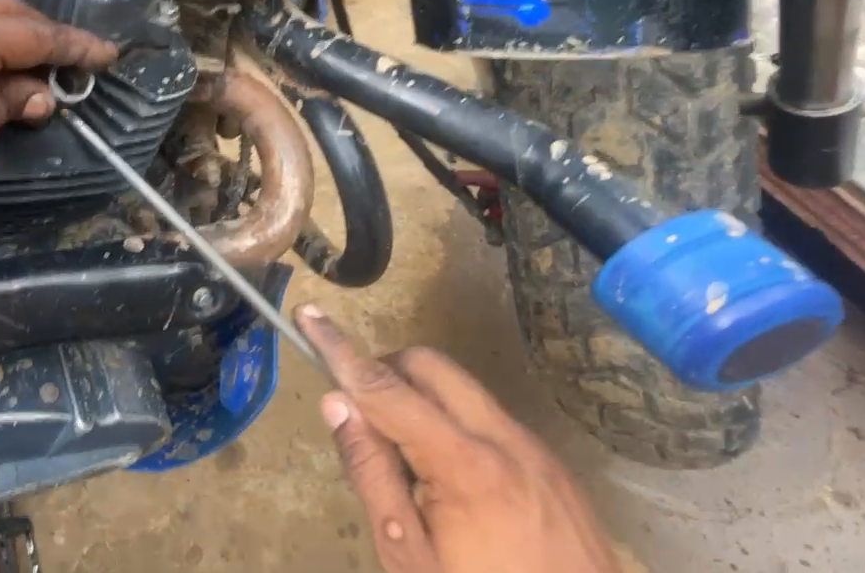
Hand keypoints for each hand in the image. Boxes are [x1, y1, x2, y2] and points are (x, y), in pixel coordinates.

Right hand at [297, 305, 622, 572]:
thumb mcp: (407, 556)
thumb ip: (370, 473)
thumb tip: (337, 403)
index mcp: (468, 466)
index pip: (385, 387)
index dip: (339, 349)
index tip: (309, 316)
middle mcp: (508, 443)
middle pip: (429, 366)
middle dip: (384, 371)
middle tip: (363, 417)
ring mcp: (538, 454)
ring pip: (461, 388)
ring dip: (419, 397)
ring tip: (408, 461)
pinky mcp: (555, 469)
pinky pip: (490, 418)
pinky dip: (454, 422)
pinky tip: (451, 480)